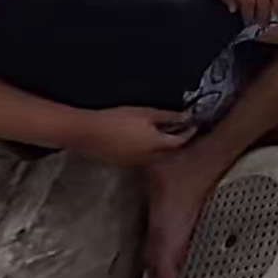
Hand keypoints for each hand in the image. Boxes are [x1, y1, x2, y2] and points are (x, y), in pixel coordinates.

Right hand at [72, 106, 192, 165]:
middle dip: (180, 143)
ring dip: (166, 149)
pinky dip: (152, 152)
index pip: (180, 142)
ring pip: (158, 158)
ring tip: (168, 135)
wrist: (83, 131)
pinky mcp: (121, 163)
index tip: (193, 125)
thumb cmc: (116, 119)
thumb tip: (186, 117)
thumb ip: (170, 117)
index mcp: (156, 145)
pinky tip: (148, 142)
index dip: (189, 133)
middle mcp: (147, 157)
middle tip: (184, 130)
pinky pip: (143, 160)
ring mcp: (133, 162)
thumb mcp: (148, 113)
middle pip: (171, 153)